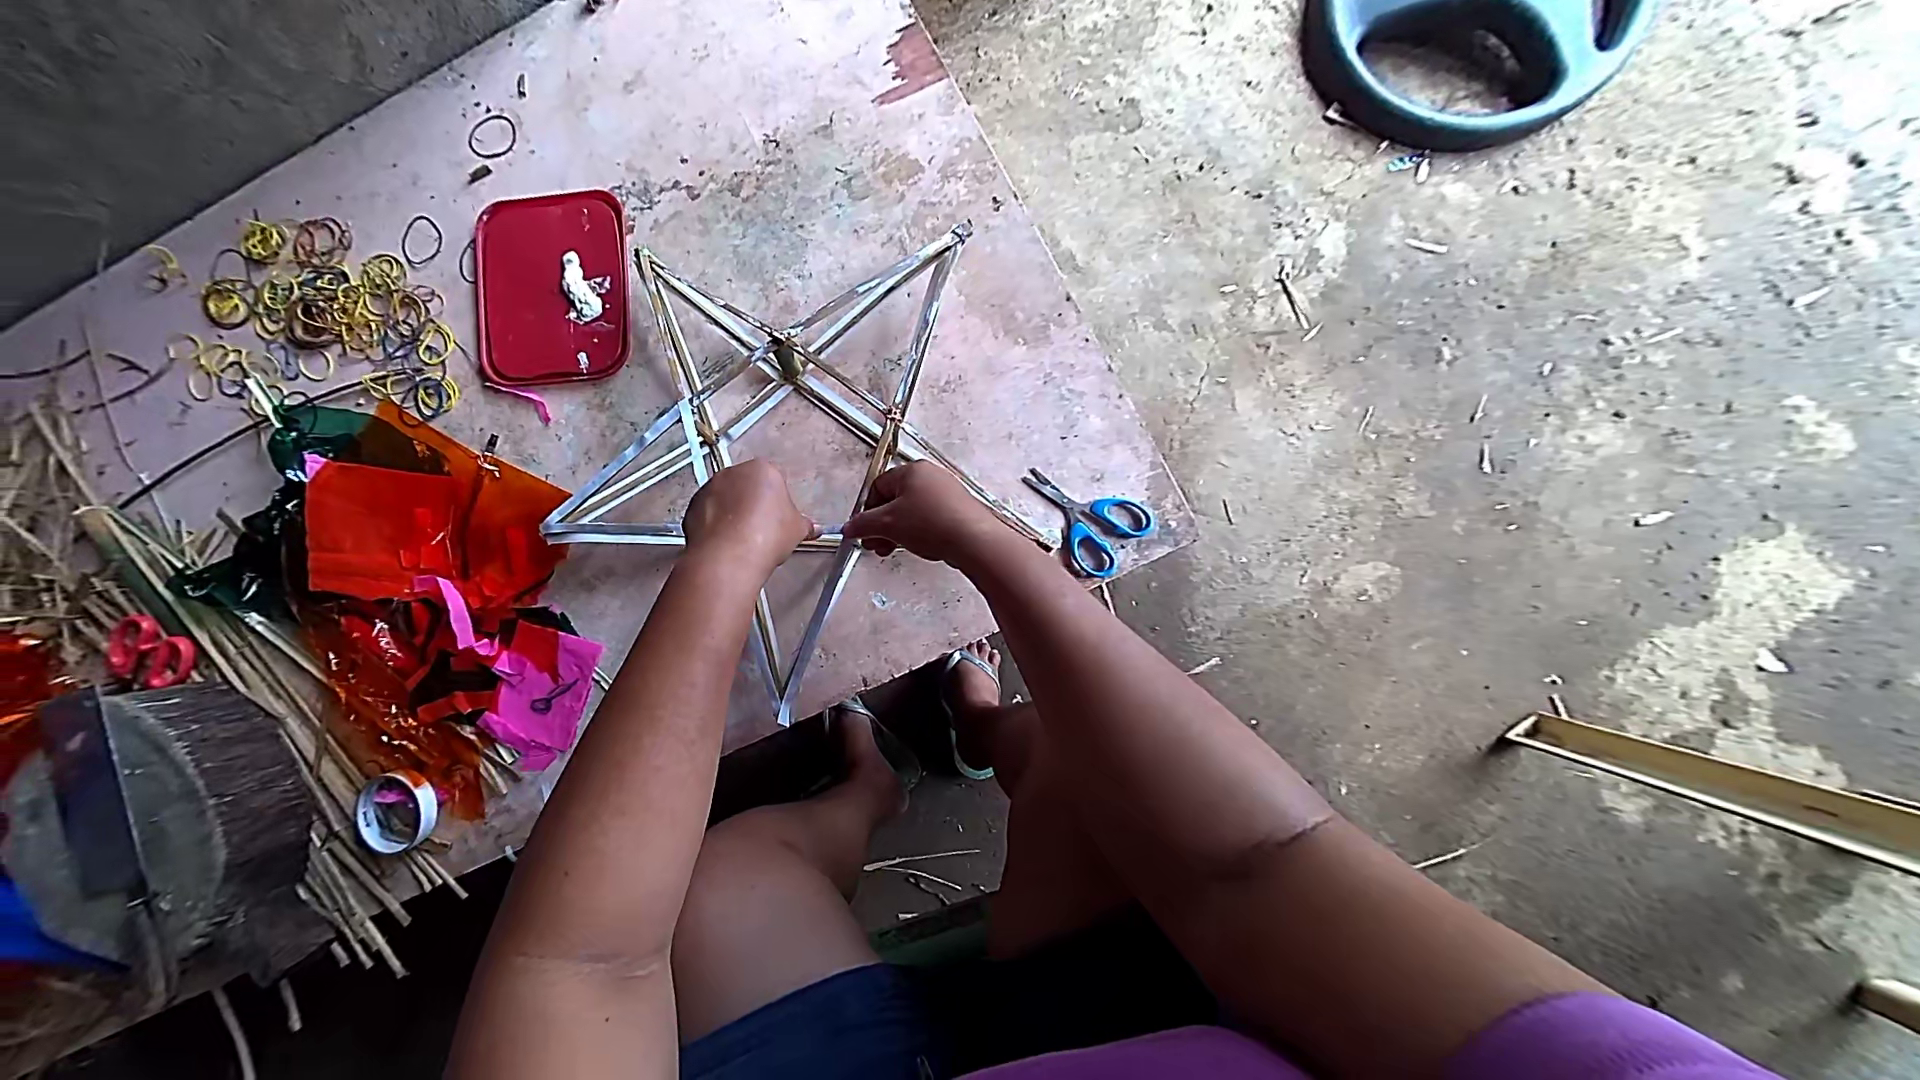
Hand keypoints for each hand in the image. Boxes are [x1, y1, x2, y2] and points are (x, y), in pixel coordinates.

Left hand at [682, 459, 815, 570]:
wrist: (730, 556)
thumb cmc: (765, 535)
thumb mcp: (797, 529)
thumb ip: (804, 524)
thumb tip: (810, 528)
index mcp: (763, 469)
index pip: (775, 480)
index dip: (779, 501)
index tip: (780, 517)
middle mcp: (733, 473)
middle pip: (747, 486)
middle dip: (754, 504)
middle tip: (764, 528)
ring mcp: (709, 489)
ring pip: (726, 499)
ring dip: (733, 514)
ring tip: (745, 538)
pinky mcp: (692, 507)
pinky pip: (708, 514)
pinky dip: (715, 525)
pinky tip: (728, 543)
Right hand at [843, 462, 1007, 567]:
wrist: (972, 540)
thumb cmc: (937, 523)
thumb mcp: (888, 524)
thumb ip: (864, 524)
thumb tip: (852, 526)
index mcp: (912, 470)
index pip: (878, 486)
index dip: (867, 510)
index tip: (863, 528)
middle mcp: (931, 477)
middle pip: (895, 500)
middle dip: (882, 525)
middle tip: (876, 542)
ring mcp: (946, 493)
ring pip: (912, 511)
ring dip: (899, 531)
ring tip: (894, 548)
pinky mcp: (957, 510)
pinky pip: (930, 519)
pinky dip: (919, 533)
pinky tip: (918, 546)